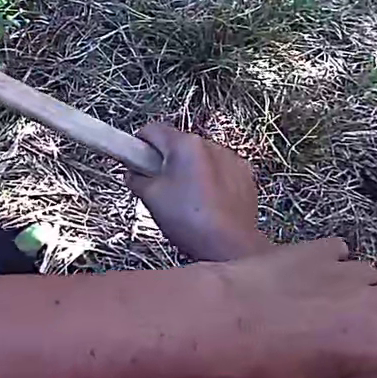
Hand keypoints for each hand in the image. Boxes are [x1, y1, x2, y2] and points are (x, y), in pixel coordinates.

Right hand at [128, 123, 271, 261]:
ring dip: (189, 170)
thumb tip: (132, 174)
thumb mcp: (151, 198)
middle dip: (165, 161)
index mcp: (185, 145)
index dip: (139, 145)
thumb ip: (136, 178)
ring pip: (199, 158)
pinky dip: (210, 180)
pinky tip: (207, 203)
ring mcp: (231, 158)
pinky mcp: (244, 174)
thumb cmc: (189, 221)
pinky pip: (220, 170)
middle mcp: (210, 144)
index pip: (152, 130)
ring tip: (186, 200)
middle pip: (178, 144)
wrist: (230, 248)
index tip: (137, 162)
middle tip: (160, 188)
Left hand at [213, 238, 376, 377]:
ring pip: (371, 273)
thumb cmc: (274, 359)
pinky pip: (340, 249)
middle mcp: (372, 302)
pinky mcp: (321, 248)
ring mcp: (347, 270)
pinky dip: (334, 257)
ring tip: (337, 296)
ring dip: (361, 283)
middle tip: (356, 323)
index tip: (372, 351)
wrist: (237, 315)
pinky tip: (317, 269)